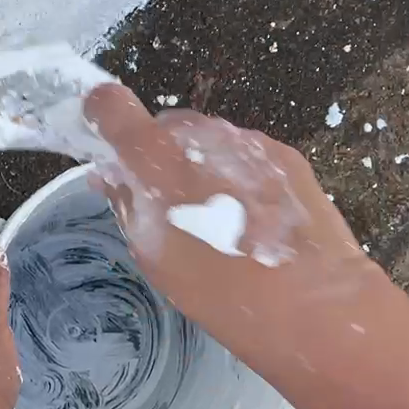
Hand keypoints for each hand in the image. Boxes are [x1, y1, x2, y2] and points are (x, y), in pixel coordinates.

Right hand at [83, 83, 381, 335]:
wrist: (308, 301)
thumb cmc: (214, 286)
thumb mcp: (150, 252)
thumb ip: (125, 203)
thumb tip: (110, 175)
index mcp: (155, 158)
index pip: (112, 107)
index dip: (100, 115)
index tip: (101, 133)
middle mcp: (200, 135)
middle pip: (163, 126)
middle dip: (155, 154)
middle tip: (162, 199)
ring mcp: (246, 140)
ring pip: (205, 139)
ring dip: (196, 164)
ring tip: (211, 214)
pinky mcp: (283, 153)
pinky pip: (243, 152)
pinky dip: (235, 173)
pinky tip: (247, 215)